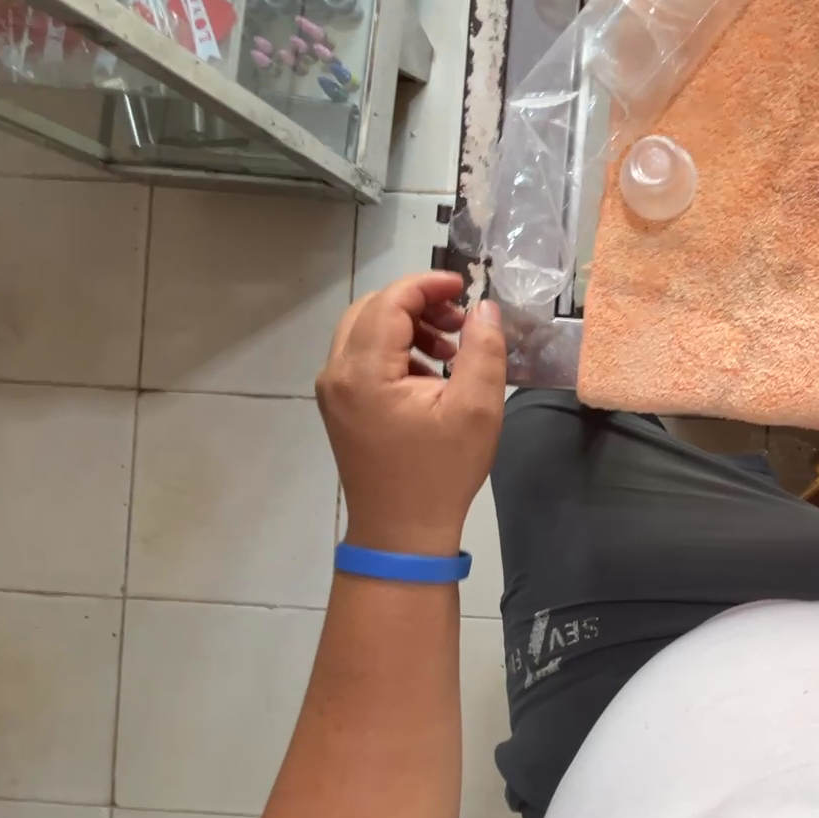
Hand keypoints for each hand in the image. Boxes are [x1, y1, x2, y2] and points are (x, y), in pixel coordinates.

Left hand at [317, 272, 505, 557]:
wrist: (401, 533)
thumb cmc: (442, 472)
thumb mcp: (477, 409)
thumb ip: (484, 350)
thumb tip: (484, 308)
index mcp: (364, 371)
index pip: (391, 302)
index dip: (429, 284)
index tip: (466, 286)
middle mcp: (337, 373)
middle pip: (372, 310)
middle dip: (419, 304)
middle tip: (462, 321)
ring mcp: (334, 391)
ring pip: (366, 331)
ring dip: (410, 326)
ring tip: (453, 350)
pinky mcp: (342, 406)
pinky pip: (365, 358)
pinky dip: (399, 351)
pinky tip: (434, 375)